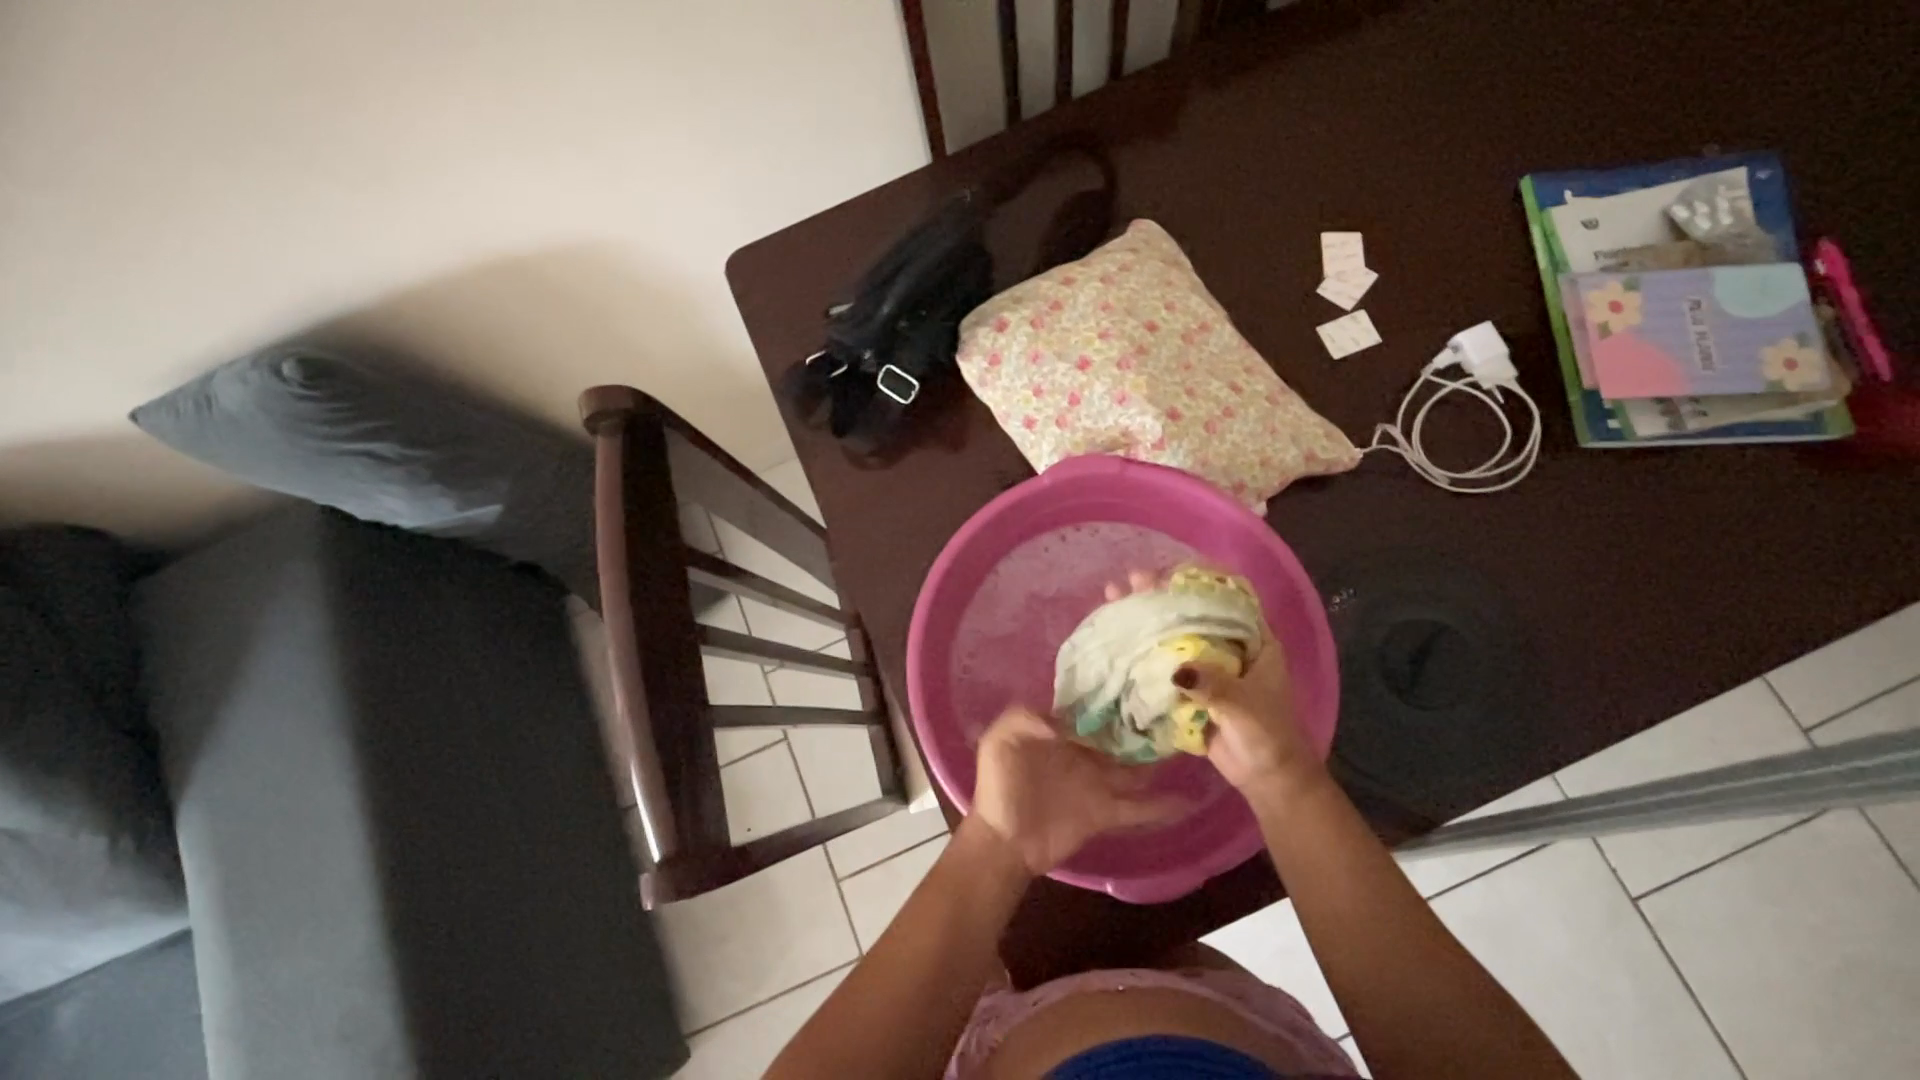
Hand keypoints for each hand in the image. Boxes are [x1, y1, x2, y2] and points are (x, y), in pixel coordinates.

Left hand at [971, 707, 1187, 875]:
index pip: (1092, 709)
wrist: (1003, 842)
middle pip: (1119, 735)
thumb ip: (1025, 718)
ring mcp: (1096, 783)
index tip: (1142, 681)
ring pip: (1136, 767)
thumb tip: (1065, 720)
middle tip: (1178, 708)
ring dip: (1159, 758)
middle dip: (1144, 723)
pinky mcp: (1106, 813)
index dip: (1114, 697)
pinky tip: (1190, 798)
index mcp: (1059, 732)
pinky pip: (1139, 808)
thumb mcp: (999, 741)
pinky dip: (1164, 806)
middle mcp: (1082, 753)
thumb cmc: (998, 787)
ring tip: (1192, 742)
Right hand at [1102, 570, 1323, 801]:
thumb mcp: (1244, 706)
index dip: (1195, 581)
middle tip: (1130, 581)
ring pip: (1174, 636)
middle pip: (1191, 612)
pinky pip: (1164, 664)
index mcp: (1253, 641)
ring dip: (1146, 621)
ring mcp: (1208, 667)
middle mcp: (1229, 646)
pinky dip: (1143, 652)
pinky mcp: (1191, 689)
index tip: (1165, 571)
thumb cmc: (1268, 735)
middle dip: (1160, 596)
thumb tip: (1176, 670)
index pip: (1224, 598)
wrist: (1267, 778)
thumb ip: (1213, 685)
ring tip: (1114, 598)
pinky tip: (1118, 640)